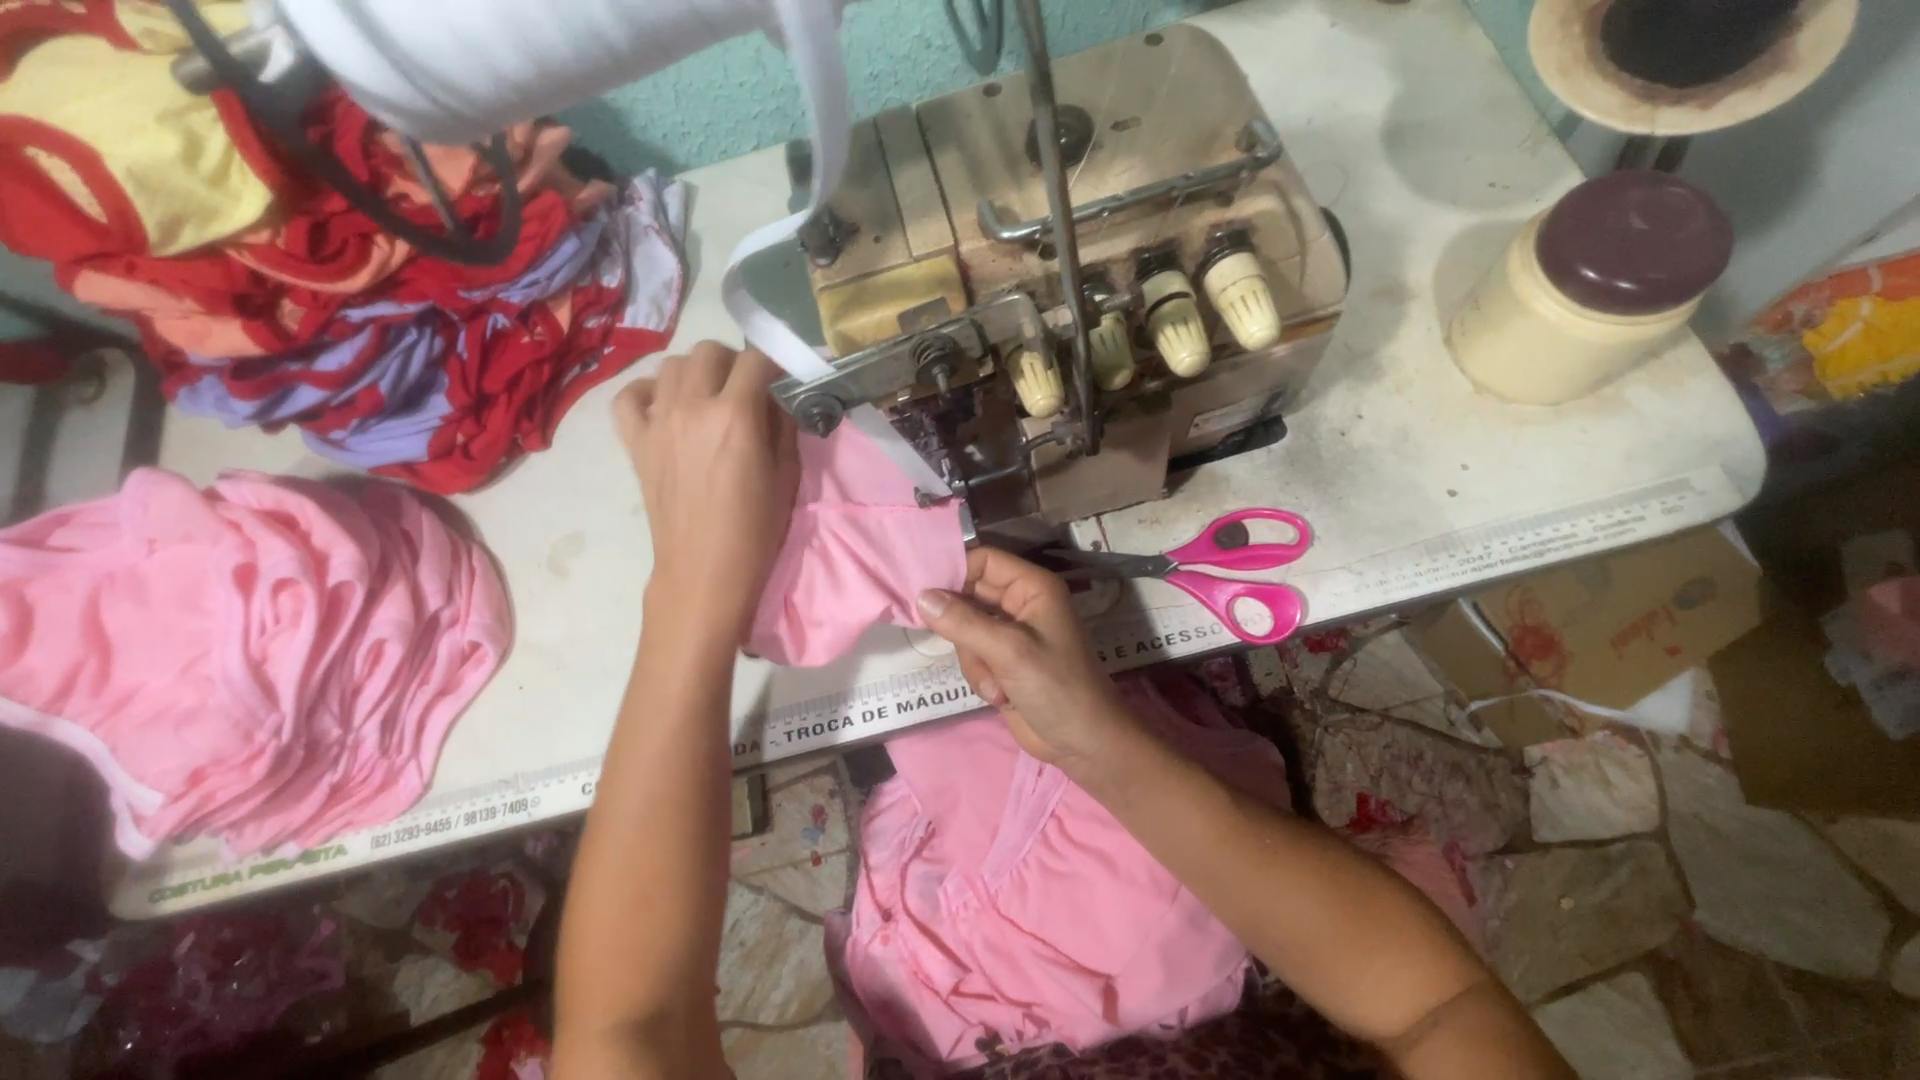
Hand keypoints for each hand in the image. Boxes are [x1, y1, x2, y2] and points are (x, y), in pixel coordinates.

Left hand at [614, 343, 799, 640]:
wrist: (704, 570)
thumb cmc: (756, 528)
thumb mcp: (787, 474)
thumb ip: (783, 425)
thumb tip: (777, 396)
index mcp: (735, 416)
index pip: (757, 360)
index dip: (776, 362)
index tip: (784, 377)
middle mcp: (692, 407)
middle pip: (710, 351)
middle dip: (734, 361)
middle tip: (748, 387)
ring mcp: (657, 423)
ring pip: (672, 364)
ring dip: (696, 371)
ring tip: (710, 395)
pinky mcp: (636, 442)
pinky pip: (628, 397)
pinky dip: (647, 391)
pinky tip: (665, 404)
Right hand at [916, 548, 1134, 769]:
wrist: (1081, 742)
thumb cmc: (1055, 686)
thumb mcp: (1008, 651)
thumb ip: (962, 623)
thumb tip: (921, 597)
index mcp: (1033, 588)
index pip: (984, 560)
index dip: (955, 571)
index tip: (922, 590)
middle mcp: (1021, 604)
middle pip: (969, 595)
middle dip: (961, 625)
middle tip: (944, 638)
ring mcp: (1011, 634)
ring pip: (965, 630)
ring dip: (974, 660)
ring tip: (996, 683)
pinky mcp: (1003, 662)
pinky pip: (972, 656)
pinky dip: (980, 676)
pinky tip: (1001, 696)